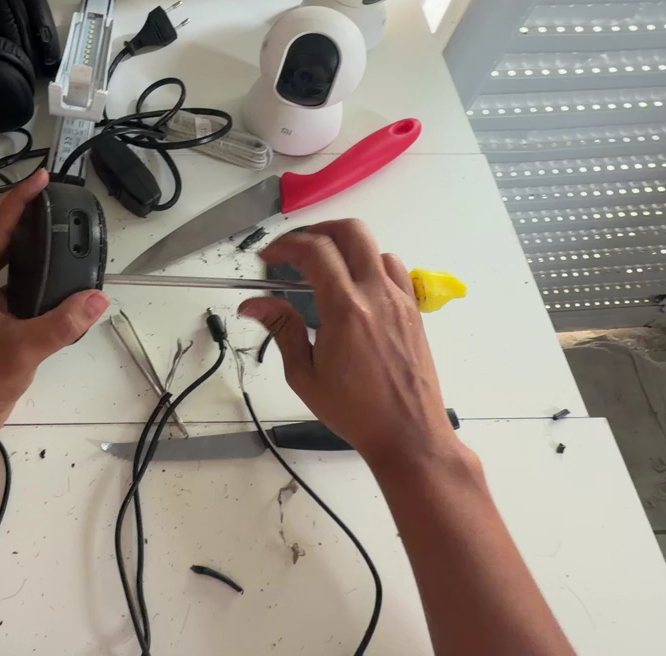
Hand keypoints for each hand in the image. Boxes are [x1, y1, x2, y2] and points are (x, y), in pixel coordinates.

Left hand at [0, 169, 108, 430]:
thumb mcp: (28, 348)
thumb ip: (64, 322)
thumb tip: (98, 298)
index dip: (18, 200)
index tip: (40, 179)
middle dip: (12, 203)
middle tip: (42, 186)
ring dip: (12, 222)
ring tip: (41, 207)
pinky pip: (0, 262)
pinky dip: (17, 246)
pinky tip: (39, 248)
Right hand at [239, 220, 457, 473]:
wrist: (410, 436)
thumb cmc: (354, 411)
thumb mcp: (304, 374)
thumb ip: (281, 328)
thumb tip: (251, 303)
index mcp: (345, 310)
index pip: (314, 251)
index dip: (286, 245)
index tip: (269, 257)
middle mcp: (376, 295)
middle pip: (350, 231)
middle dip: (317, 230)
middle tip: (296, 249)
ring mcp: (400, 299)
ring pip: (374, 246)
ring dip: (345, 247)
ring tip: (324, 268)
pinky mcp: (414, 310)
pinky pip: (394, 269)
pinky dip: (370, 264)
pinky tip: (356, 287)